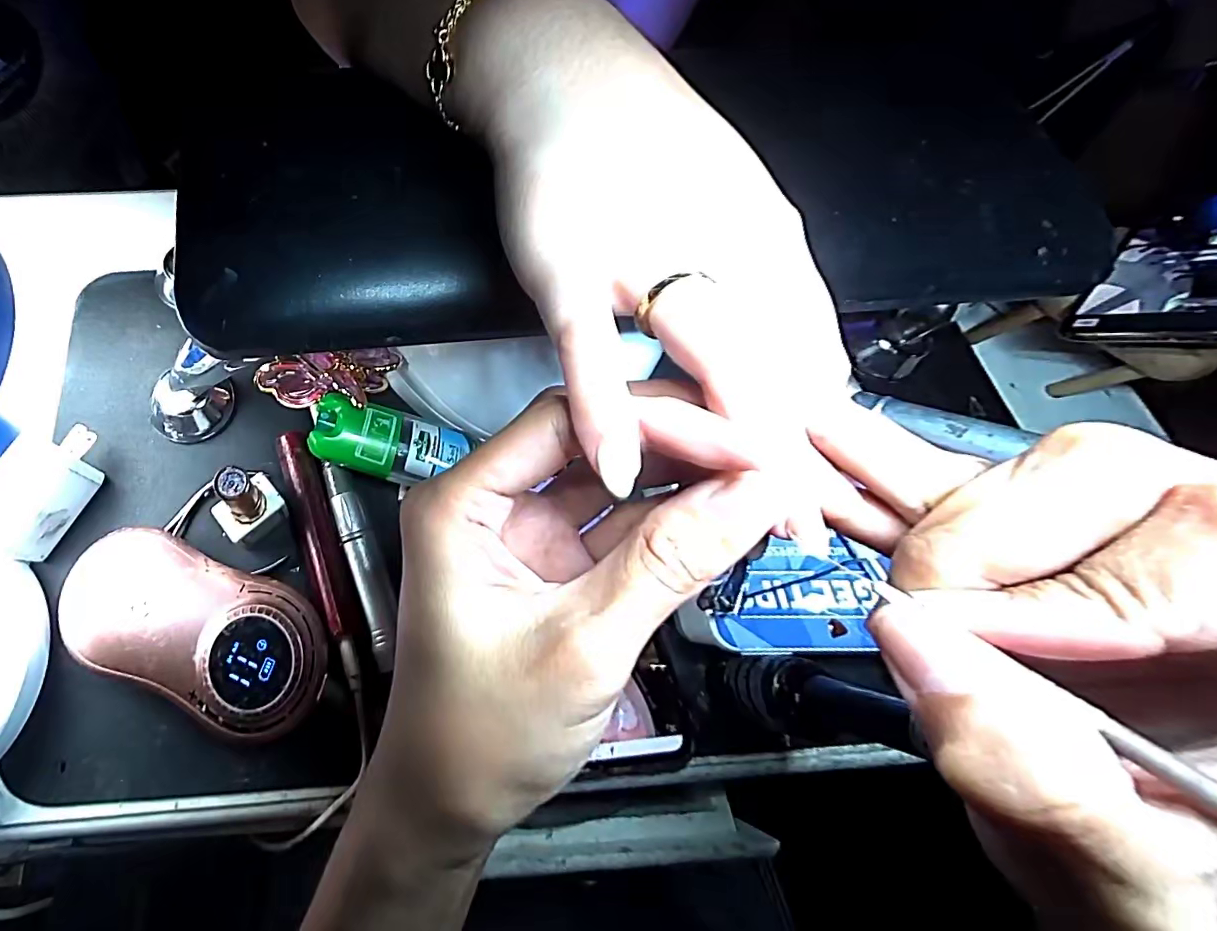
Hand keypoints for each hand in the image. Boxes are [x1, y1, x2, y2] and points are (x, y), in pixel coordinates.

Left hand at [367, 382, 783, 851]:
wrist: (452, 797)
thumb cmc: (483, 730)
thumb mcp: (580, 646)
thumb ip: (665, 565)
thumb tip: (752, 495)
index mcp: (461, 503)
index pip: (561, 422)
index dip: (649, 420)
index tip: (735, 438)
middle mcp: (488, 500)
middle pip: (591, 441)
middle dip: (677, 444)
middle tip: (764, 454)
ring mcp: (523, 529)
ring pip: (613, 478)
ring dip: (685, 479)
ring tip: (763, 482)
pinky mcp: (553, 560)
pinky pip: (618, 524)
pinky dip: (672, 522)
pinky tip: (728, 516)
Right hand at [448, 0, 848, 538]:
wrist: (569, 79)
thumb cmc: (643, 145)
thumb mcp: (729, 203)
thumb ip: (764, 281)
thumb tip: (799, 360)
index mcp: (769, 240)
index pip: (816, 350)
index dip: (830, 426)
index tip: (839, 487)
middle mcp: (725, 252)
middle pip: (781, 367)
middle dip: (804, 454)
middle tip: (819, 530)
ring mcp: (642, 261)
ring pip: (710, 362)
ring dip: (737, 445)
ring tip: (753, 518)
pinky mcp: (570, 270)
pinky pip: (593, 352)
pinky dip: (606, 412)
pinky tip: (617, 466)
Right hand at [812, 404, 1216, 928]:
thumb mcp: (1151, 896)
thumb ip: (1049, 781)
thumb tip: (921, 647)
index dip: (1096, 582)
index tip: (977, 635)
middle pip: (1122, 478)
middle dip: (985, 540)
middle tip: (918, 608)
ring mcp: (1158, 567)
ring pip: (1036, 475)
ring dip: (926, 507)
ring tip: (841, 502)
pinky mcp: (1063, 565)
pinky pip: (977, 499)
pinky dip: (900, 486)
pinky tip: (841, 455)